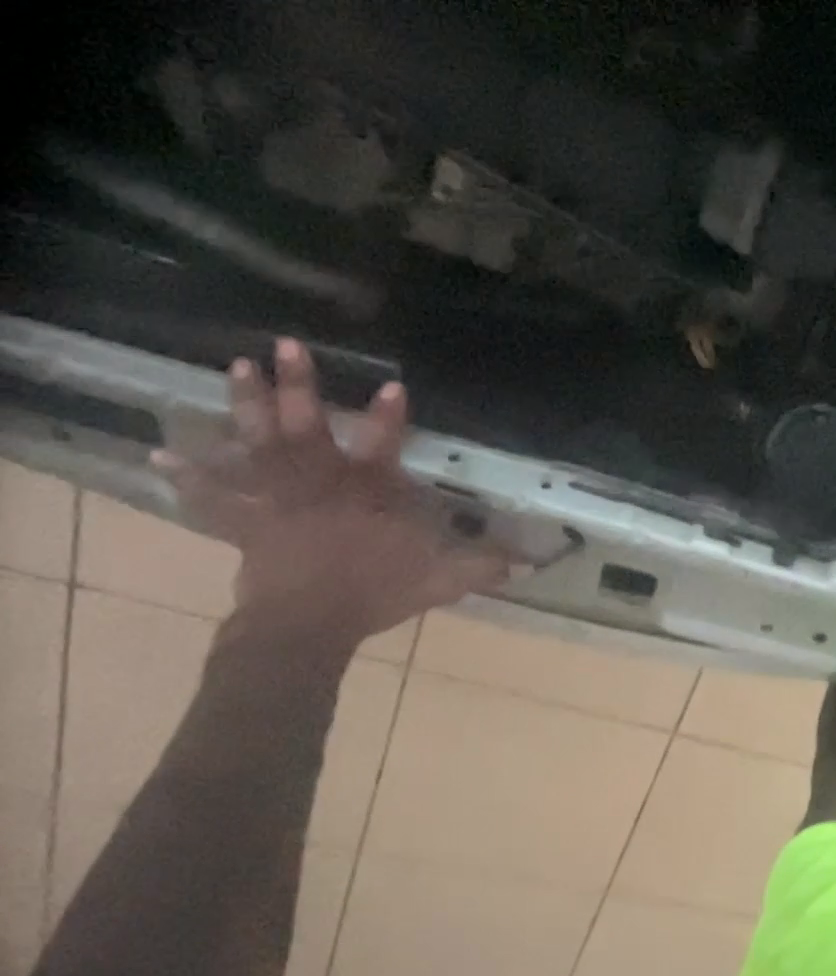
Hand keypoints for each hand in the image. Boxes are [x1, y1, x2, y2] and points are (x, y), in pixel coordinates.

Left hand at [154, 338, 508, 651]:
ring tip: (237, 367)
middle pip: (307, 428)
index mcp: (369, 493)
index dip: (389, 416)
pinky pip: (211, 498)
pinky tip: (163, 454)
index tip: (393, 384)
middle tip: (285, 345)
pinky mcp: (246, 522)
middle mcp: (320, 484)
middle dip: (299, 386)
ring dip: (245, 405)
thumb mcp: (442, 581)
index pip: (385, 446)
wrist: (306, 628)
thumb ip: (482, 565)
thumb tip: (529, 564)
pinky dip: (188, 478)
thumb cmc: (377, 595)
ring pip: (258, 445)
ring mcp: (277, 499)